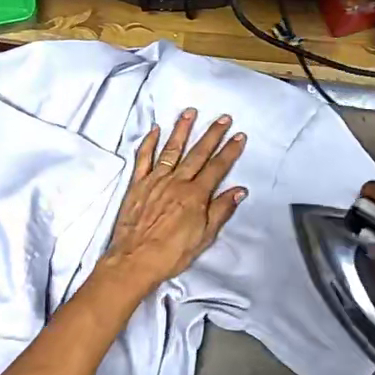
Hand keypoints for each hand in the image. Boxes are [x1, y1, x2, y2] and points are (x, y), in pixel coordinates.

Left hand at [89, 109, 247, 301]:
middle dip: (212, 134)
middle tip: (223, 118)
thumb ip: (221, 210)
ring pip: (171, 150)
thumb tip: (239, 191)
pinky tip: (155, 130)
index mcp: (195, 195)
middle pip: (198, 153)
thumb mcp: (205, 236)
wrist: (134, 262)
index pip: (217, 167)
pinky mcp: (137, 186)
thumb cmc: (172, 253)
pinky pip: (143, 159)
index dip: (230, 151)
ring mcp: (155, 181)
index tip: (239, 136)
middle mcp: (176, 182)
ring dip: (182, 130)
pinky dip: (149, 143)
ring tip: (190, 113)